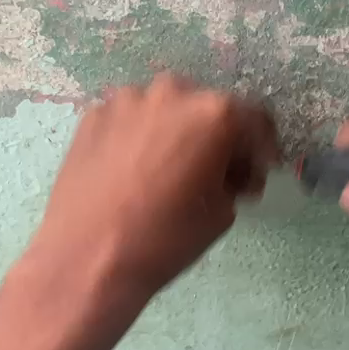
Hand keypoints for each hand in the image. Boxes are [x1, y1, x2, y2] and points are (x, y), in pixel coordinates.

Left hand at [26, 74, 278, 304]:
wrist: (87, 257)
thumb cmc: (165, 238)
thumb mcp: (222, 213)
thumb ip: (234, 178)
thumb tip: (227, 171)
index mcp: (214, 112)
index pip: (255, 119)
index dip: (260, 150)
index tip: (254, 175)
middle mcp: (172, 92)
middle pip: (208, 108)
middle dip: (216, 138)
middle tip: (212, 176)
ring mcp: (126, 99)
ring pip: (166, 110)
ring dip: (176, 133)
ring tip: (167, 172)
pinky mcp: (93, 114)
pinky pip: (131, 119)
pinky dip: (140, 137)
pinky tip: (132, 171)